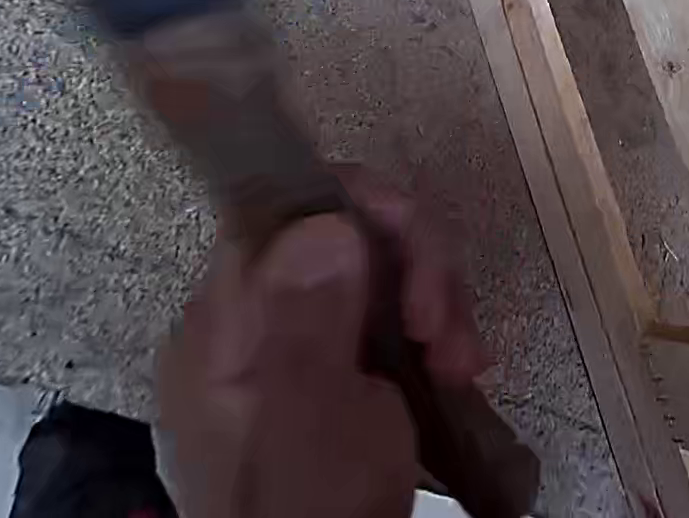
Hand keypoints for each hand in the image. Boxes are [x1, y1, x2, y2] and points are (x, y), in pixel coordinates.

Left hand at [156, 174, 488, 517]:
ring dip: (439, 294)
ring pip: (391, 256)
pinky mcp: (352, 343)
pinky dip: (442, 318)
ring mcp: (312, 325)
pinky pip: (407, 294)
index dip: (362, 202)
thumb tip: (325, 222)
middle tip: (442, 323)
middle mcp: (265, 310)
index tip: (413, 240)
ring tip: (458, 359)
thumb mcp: (313, 425)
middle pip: (354, 225)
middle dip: (417, 260)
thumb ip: (310, 325)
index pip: (291, 206)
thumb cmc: (317, 509)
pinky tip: (458, 364)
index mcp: (230, 321)